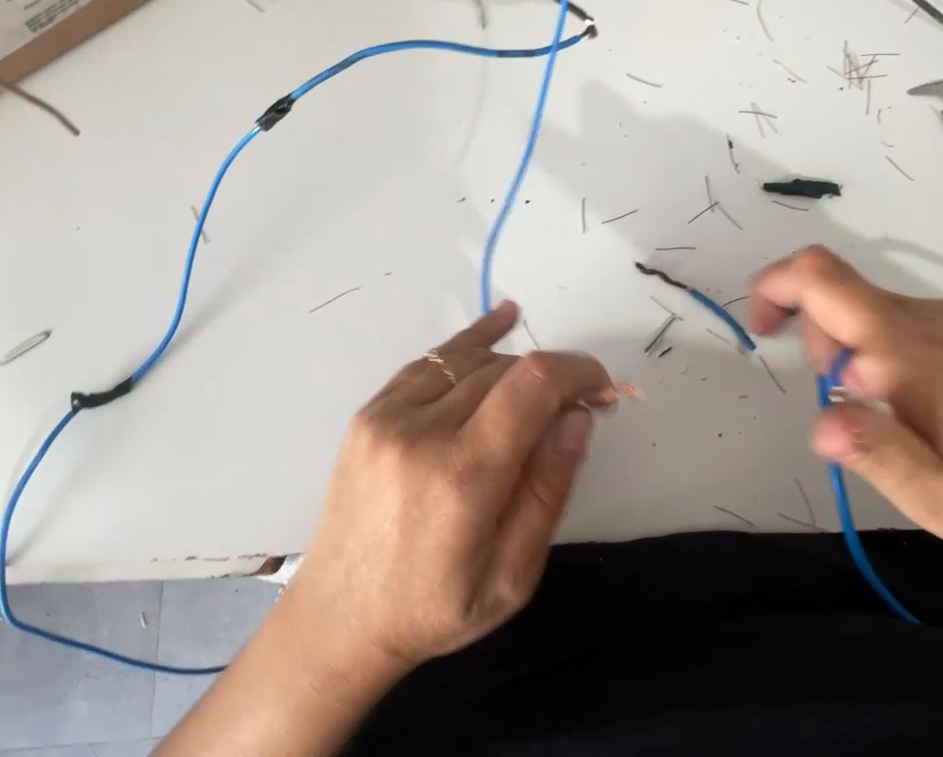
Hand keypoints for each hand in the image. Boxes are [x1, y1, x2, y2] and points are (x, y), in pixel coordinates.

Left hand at [281, 301, 617, 684]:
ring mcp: (387, 417)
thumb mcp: (512, 577)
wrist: (340, 616)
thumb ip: (548, 490)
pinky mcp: (369, 413)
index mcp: (462, 477)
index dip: (577, 371)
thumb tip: (577, 416)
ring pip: (469, 360)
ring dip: (514, 368)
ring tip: (539, 394)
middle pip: (505, 370)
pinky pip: (429, 361)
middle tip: (576, 406)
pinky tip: (500, 326)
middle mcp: (420, 432)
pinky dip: (469, 344)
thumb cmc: (434, 608)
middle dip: (552, 377)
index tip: (602, 389)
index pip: (531, 385)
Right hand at [748, 246, 942, 574]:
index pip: (825, 281)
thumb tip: (821, 417)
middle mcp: (940, 319)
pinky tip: (923, 405)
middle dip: (818, 341)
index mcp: (921, 356)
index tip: (764, 331)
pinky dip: (885, 348)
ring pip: (873, 307)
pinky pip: (907, 318)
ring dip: (852, 349)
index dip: (775, 287)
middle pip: (841, 292)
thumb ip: (881, 456)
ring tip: (893, 417)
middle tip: (850, 410)